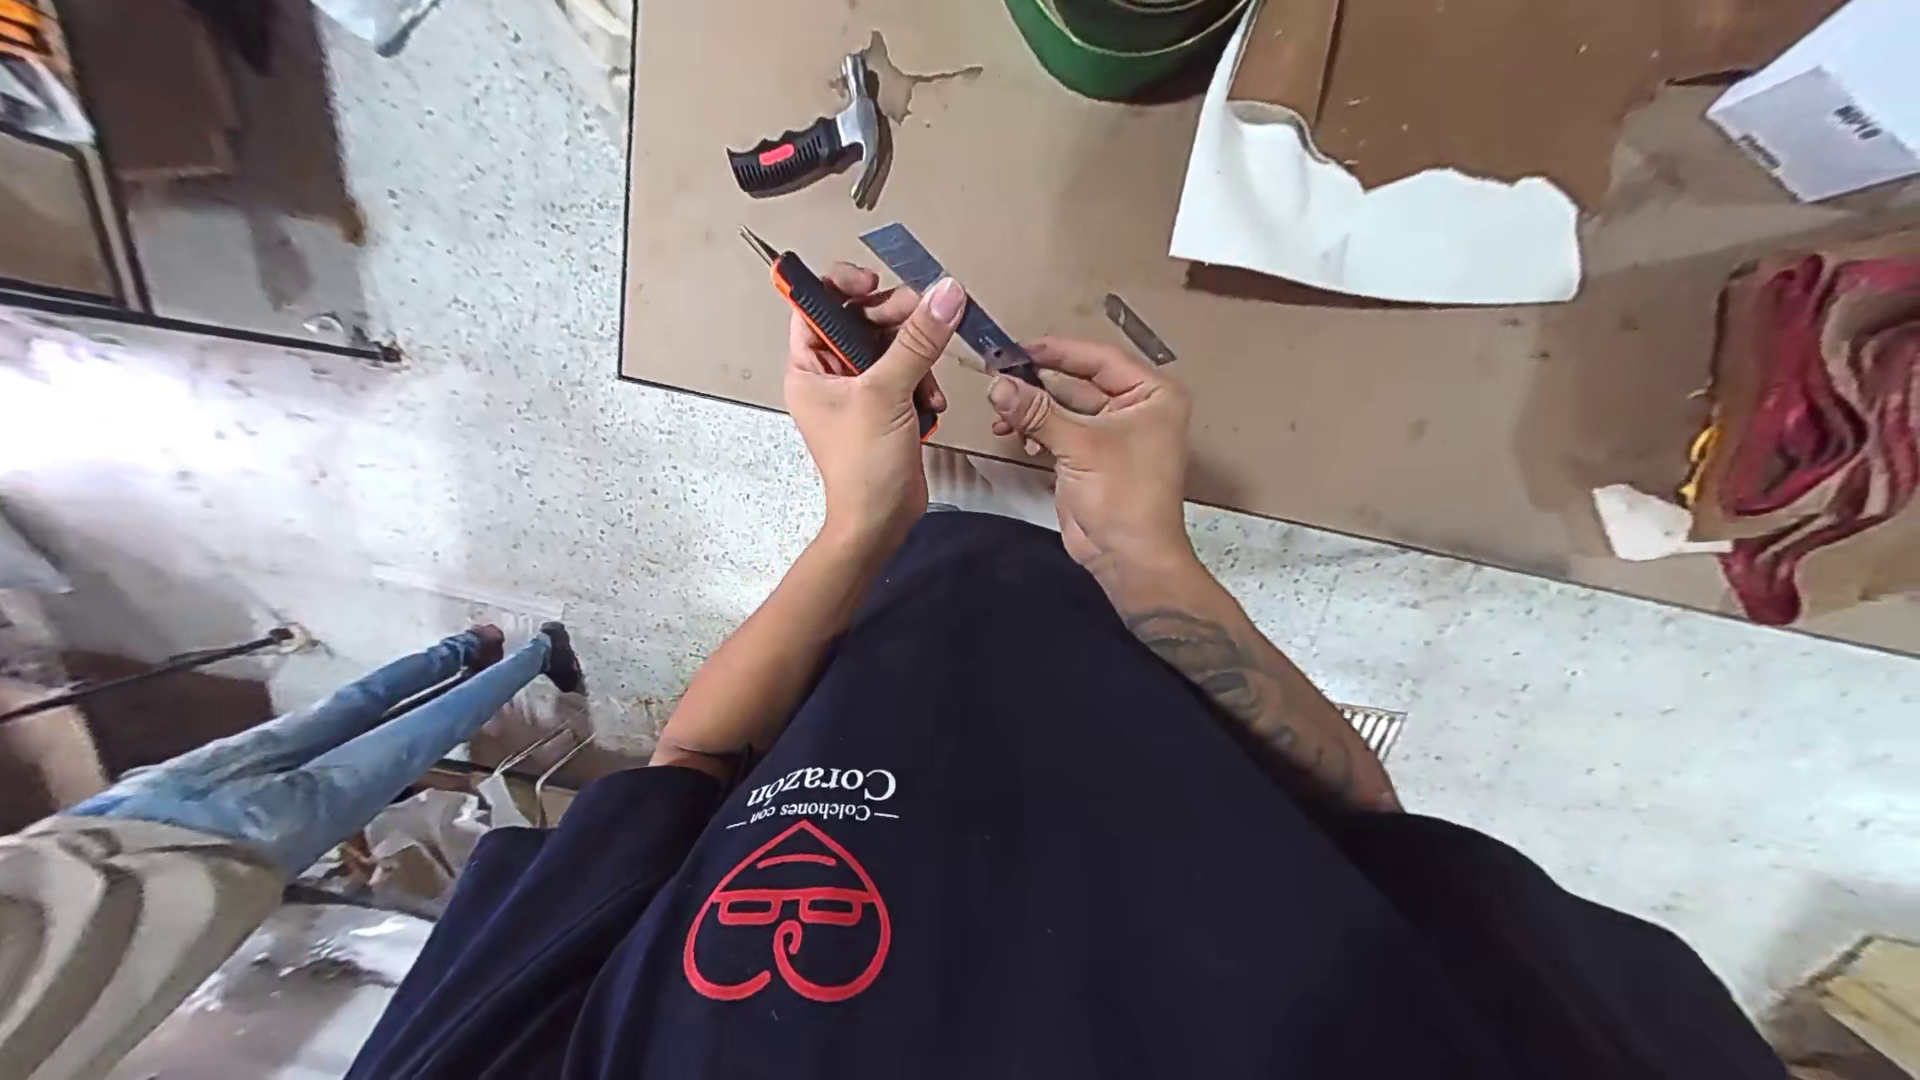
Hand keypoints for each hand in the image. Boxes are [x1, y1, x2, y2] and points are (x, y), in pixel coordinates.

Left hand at [785, 263, 965, 551]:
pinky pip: (909, 373)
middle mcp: (833, 374)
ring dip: (918, 356)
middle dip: (898, 321)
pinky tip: (932, 401)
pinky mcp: (889, 406)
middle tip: (924, 320)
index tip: (875, 283)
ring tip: (928, 380)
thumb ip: (917, 341)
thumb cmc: (862, 468)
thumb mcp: (886, 394)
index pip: (817, 305)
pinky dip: (924, 381)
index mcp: (809, 366)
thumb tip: (943, 295)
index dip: (843, 286)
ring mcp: (862, 390)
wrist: (881, 519)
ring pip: (892, 345)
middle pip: (864, 321)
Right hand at [986, 337, 1195, 583]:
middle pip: (1079, 382)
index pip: (1100, 359)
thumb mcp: (1081, 446)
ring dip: (1032, 410)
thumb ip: (1038, 412)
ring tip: (1001, 412)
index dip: (1058, 351)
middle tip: (999, 376)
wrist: (1128, 558)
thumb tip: (998, 384)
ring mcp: (1111, 435)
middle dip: (1038, 383)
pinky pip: (1058, 433)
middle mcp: (1135, 410)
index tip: (1019, 348)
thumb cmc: (1125, 498)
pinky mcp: (1089, 458)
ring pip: (1064, 409)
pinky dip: (1036, 432)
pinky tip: (1017, 436)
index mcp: (1152, 395)